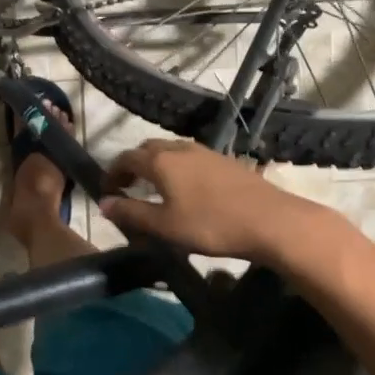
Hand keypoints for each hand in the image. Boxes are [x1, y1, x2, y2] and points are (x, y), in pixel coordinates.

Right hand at [99, 139, 320, 259]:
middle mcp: (179, 149)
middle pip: (146, 149)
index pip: (125, 158)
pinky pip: (189, 158)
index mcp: (160, 161)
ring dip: (156, 165)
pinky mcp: (224, 161)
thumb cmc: (211, 224)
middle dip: (132, 165)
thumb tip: (103, 204)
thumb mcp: (165, 225)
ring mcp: (204, 152)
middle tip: (127, 187)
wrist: (271, 221)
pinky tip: (187, 189)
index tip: (106, 191)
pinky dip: (177, 168)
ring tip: (155, 188)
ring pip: (170, 151)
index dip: (111, 173)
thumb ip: (131, 213)